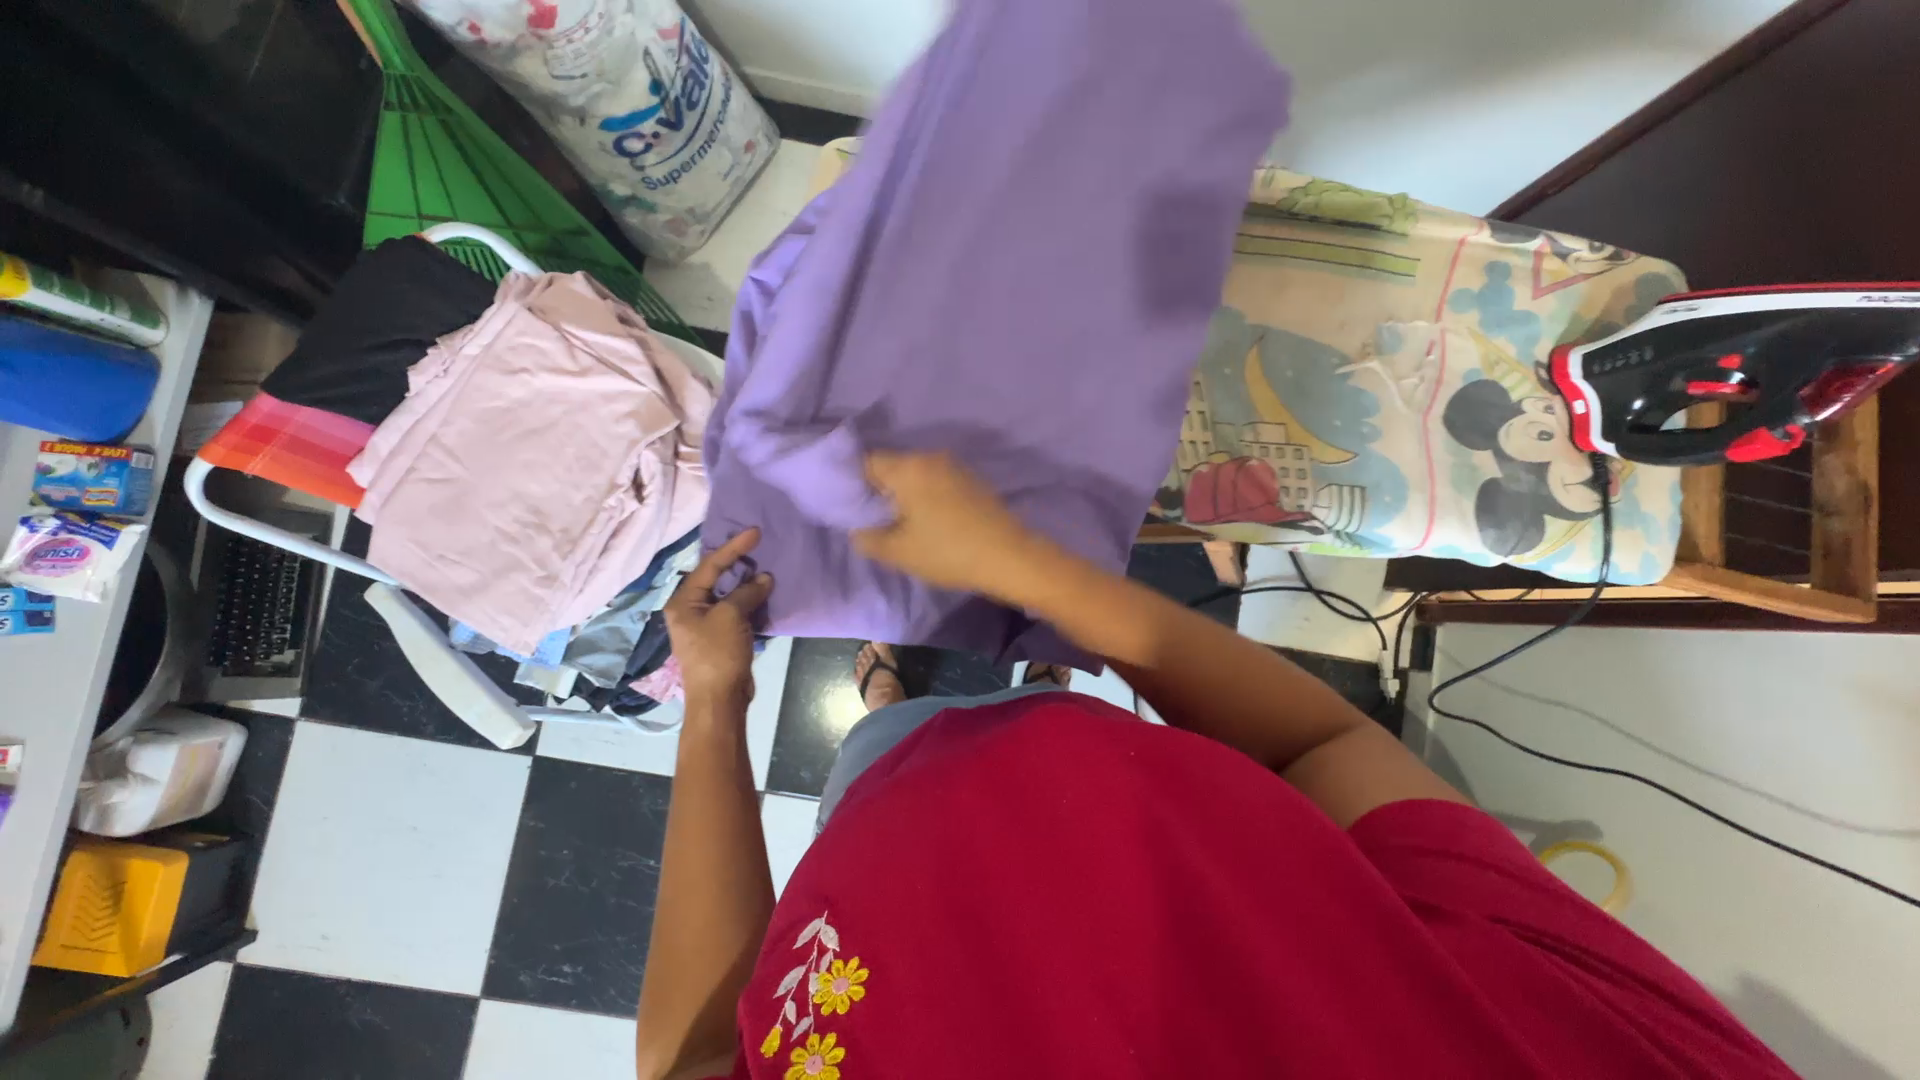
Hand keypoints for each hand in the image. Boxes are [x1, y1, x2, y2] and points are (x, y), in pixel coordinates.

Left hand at [664, 528, 773, 709]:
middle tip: (760, 547)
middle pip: (716, 578)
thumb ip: (747, 592)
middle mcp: (689, 610)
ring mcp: (705, 625)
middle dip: (738, 564)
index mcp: (682, 601)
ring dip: (747, 584)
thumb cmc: (718, 654)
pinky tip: (766, 595)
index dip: (733, 547)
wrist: (720, 699)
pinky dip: (751, 602)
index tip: (756, 532)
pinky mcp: (721, 638)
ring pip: (728, 595)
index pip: (709, 565)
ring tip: (767, 568)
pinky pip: (736, 612)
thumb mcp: (731, 616)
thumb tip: (765, 578)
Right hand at [852, 451, 1053, 598]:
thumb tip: (859, 528)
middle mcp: (930, 457)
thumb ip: (868, 538)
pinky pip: (936, 481)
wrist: (1009, 557)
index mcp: (908, 468)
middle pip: (892, 466)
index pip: (866, 463)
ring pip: (916, 474)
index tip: (852, 508)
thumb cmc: (948, 552)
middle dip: (880, 489)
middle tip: (874, 519)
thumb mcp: (899, 552)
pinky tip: (930, 521)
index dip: (854, 484)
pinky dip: (926, 495)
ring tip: (901, 522)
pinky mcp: (972, 480)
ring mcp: (955, 467)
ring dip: (905, 493)